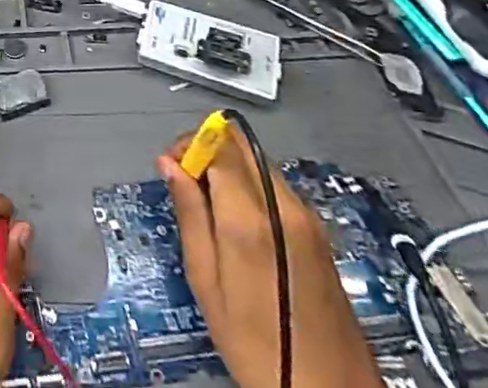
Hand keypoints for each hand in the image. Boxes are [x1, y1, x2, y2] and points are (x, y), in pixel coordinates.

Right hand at [159, 134, 380, 387]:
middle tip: (186, 184)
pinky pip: (276, 185)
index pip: (218, 145)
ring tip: (209, 207)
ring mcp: (307, 216)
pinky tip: (238, 224)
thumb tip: (169, 164)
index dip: (190, 145)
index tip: (171, 169)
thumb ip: (190, 214)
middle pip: (241, 144)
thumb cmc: (255, 343)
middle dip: (208, 150)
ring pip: (259, 161)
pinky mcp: (318, 230)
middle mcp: (284, 204)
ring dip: (229, 166)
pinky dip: (250, 185)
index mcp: (251, 217)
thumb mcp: (206, 281)